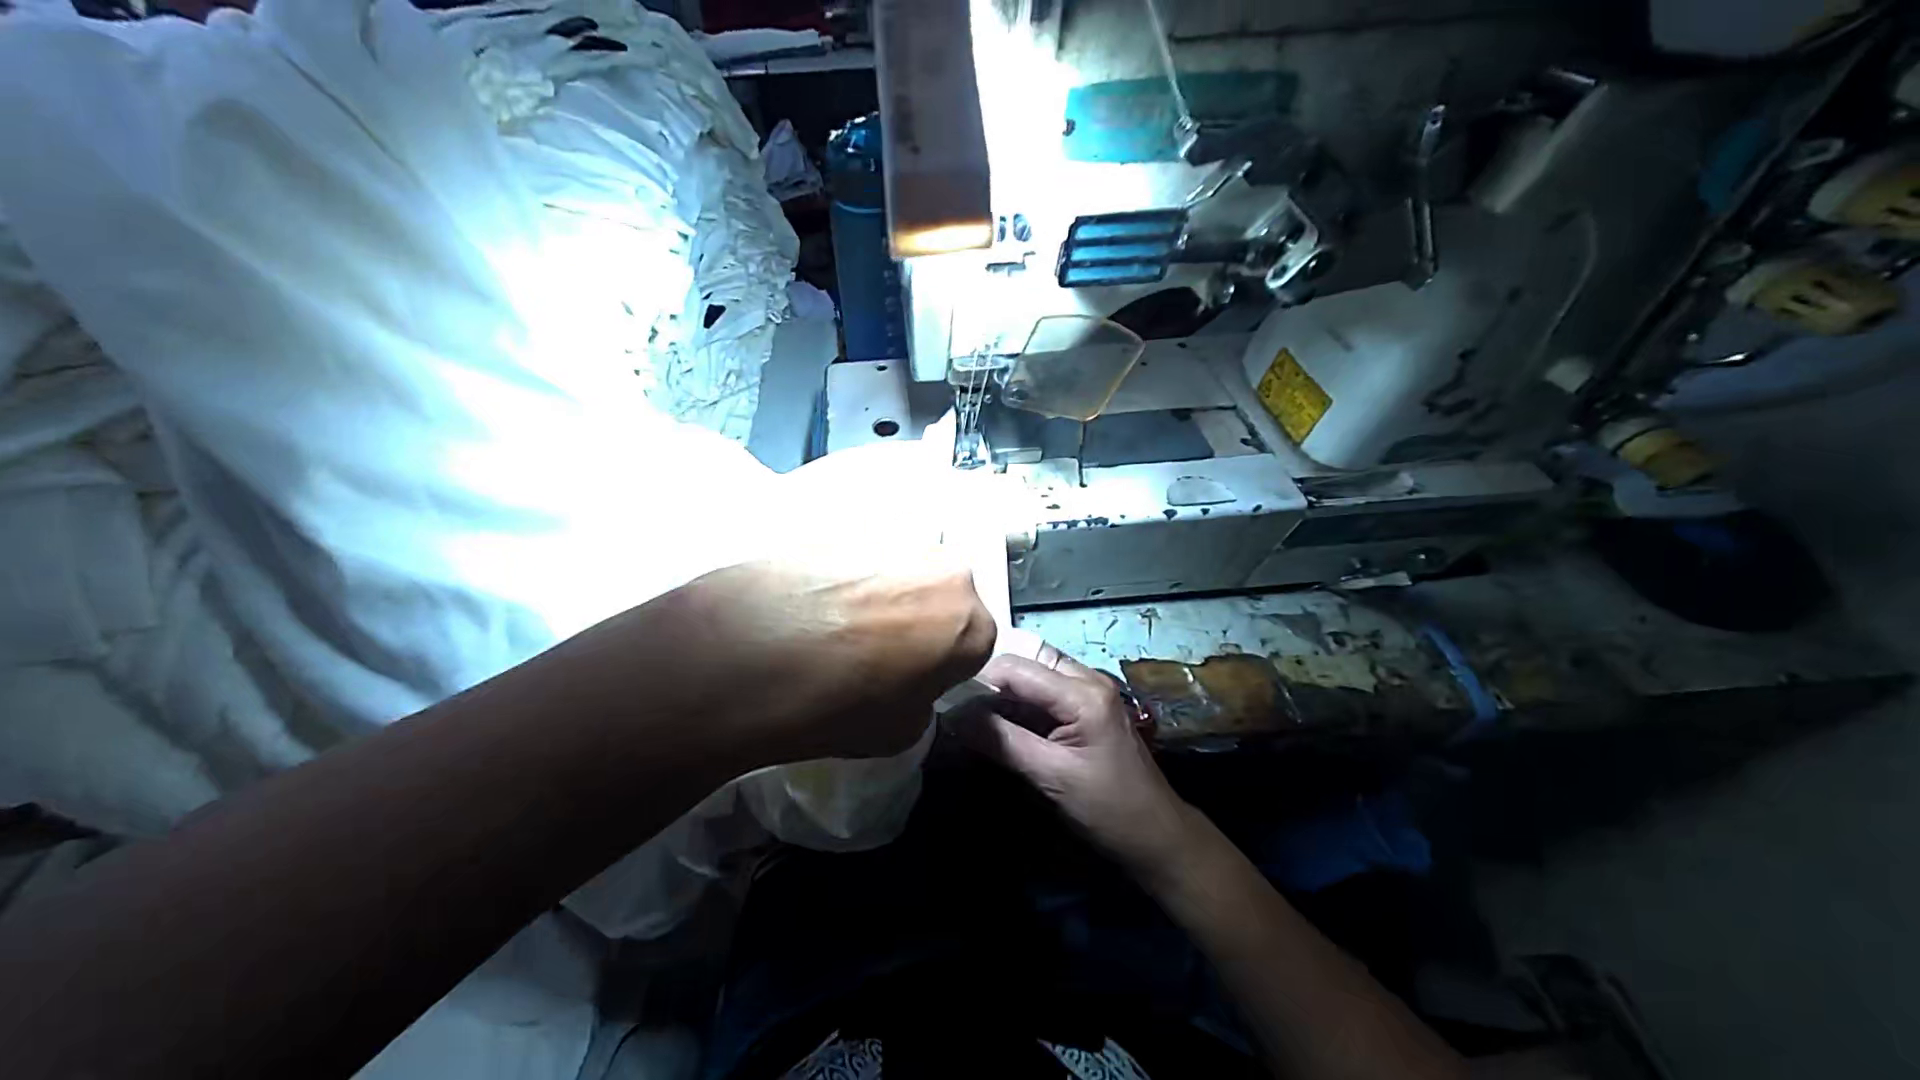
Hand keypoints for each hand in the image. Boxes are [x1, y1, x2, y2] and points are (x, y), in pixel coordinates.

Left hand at [645, 561, 996, 764]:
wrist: (742, 658)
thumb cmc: (834, 705)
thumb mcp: (899, 732)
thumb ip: (922, 699)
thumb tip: (908, 683)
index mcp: (971, 620)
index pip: (975, 644)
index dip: (943, 666)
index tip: (910, 681)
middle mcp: (943, 568)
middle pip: (943, 596)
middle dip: (920, 620)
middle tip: (874, 651)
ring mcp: (892, 540)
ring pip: (901, 572)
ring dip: (882, 594)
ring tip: (834, 628)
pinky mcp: (844, 527)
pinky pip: (861, 558)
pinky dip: (846, 579)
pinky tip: (810, 607)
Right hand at [962, 647, 1195, 873]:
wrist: (1155, 834)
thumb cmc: (1107, 808)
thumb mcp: (1049, 776)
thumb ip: (1000, 741)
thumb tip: (952, 717)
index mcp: (1082, 692)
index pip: (1014, 667)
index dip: (978, 683)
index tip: (951, 706)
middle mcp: (1086, 678)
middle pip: (1025, 662)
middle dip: (990, 683)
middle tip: (960, 710)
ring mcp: (1089, 690)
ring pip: (1033, 674)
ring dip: (1003, 694)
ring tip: (973, 717)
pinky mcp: (1086, 706)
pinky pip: (1044, 691)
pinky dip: (1019, 704)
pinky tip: (999, 724)